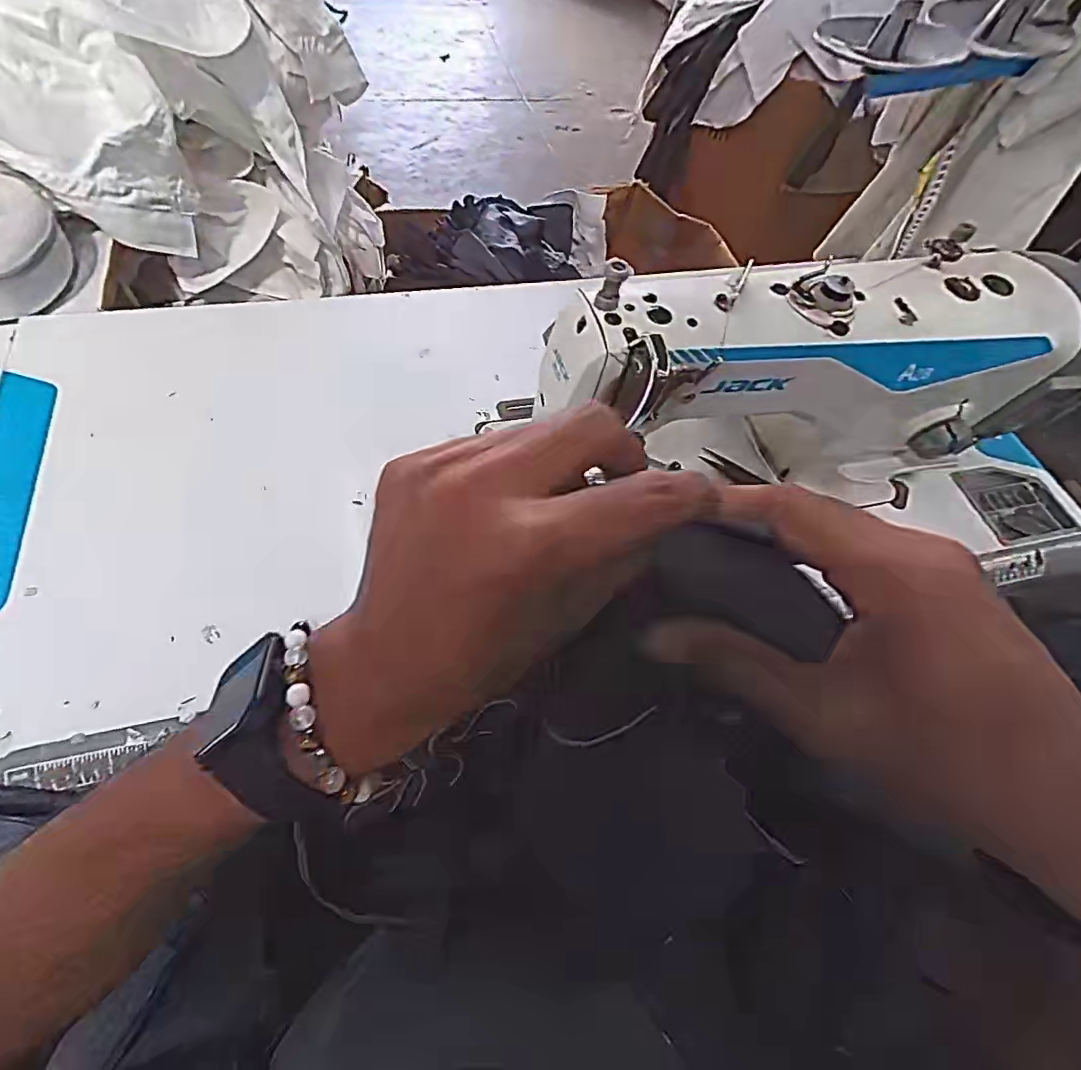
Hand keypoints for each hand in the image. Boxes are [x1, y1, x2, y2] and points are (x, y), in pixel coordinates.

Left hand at [307, 406, 717, 774]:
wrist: (381, 660)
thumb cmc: (472, 660)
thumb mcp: (564, 618)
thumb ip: (621, 557)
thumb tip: (660, 514)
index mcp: (524, 543)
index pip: (637, 496)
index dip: (686, 494)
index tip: (699, 496)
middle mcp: (480, 488)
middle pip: (590, 422)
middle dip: (621, 453)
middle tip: (615, 489)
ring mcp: (438, 466)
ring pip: (537, 427)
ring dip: (559, 460)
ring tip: (546, 503)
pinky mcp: (410, 462)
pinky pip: (486, 442)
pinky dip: (509, 468)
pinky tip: (495, 506)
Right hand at [645, 485, 1080, 933]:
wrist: (1072, 812)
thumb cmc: (943, 761)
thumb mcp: (823, 714)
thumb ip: (735, 663)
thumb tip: (655, 637)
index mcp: (894, 569)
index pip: (791, 507)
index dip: (723, 503)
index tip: (668, 513)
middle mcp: (922, 549)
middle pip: (815, 510)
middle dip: (744, 518)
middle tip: (679, 539)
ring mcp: (945, 565)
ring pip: (840, 528)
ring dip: (779, 537)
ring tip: (715, 558)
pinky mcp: (952, 587)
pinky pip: (865, 551)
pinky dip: (814, 555)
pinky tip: (779, 582)